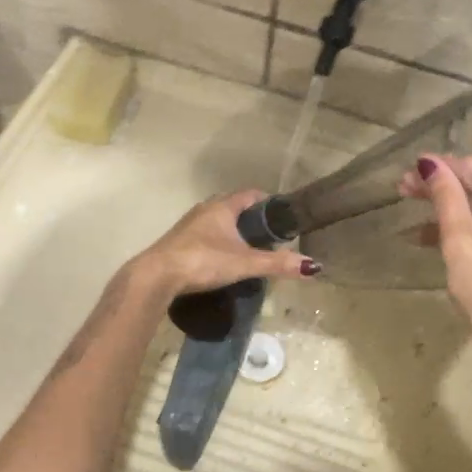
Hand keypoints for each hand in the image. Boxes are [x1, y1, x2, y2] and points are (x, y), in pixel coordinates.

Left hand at [130, 190, 317, 296]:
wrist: (157, 276)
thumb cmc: (203, 261)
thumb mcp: (245, 263)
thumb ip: (278, 264)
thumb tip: (314, 266)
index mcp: (222, 207)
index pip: (251, 194)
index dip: (268, 202)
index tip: (283, 216)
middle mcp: (205, 209)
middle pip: (234, 207)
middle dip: (253, 219)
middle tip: (271, 237)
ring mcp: (189, 225)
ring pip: (218, 222)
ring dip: (234, 232)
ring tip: (251, 250)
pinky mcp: (179, 242)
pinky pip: (205, 236)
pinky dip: (219, 243)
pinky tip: (224, 260)